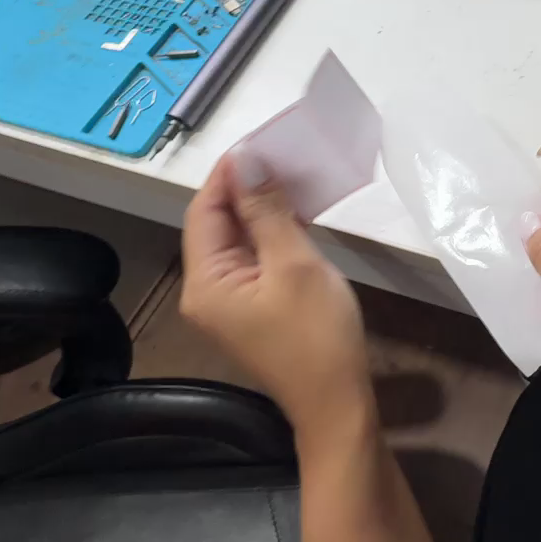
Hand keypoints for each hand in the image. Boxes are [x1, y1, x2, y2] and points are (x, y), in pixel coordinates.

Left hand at [181, 154, 371, 439]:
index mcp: (206, 281)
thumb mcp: (295, 264)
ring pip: (238, 239)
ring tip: (293, 176)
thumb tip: (248, 160)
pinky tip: (297, 215)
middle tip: (283, 154)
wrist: (336, 401)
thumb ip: (268, 211)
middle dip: (245, 186)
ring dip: (262, 208)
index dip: (228, 173)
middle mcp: (206, 290)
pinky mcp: (252, 307)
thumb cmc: (317, 333)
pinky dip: (272, 232)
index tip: (261, 141)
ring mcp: (229, 301)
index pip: (204, 210)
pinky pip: (254, 258)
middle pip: (217, 224)